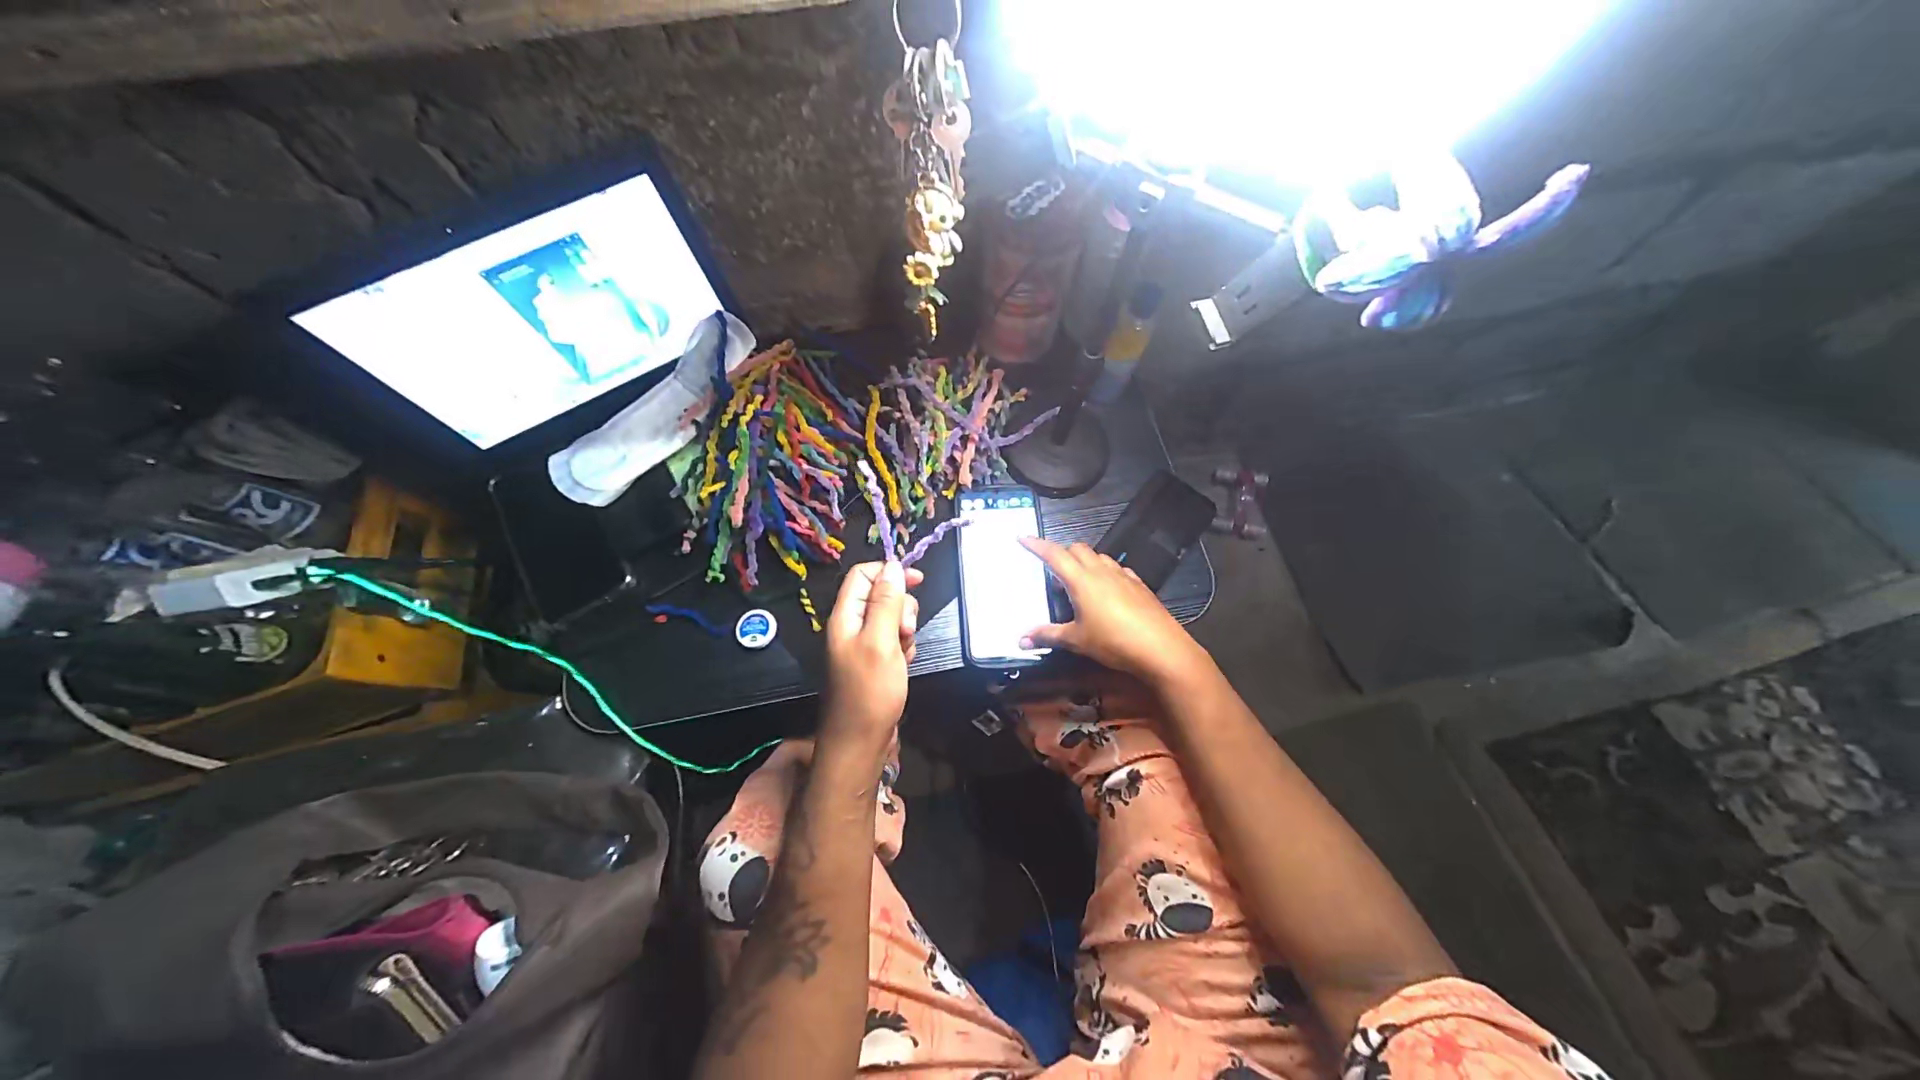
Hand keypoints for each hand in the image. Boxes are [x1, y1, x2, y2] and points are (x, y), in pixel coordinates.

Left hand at [820, 560, 922, 753]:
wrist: (860, 743)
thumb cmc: (869, 692)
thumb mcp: (881, 641)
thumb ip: (887, 602)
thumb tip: (893, 566)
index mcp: (845, 616)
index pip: (863, 575)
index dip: (889, 572)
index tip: (918, 581)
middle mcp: (851, 627)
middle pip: (881, 595)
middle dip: (902, 607)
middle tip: (906, 632)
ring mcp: (863, 645)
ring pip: (892, 619)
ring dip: (906, 629)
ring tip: (905, 653)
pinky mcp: (875, 662)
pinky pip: (895, 641)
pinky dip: (905, 647)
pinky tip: (905, 664)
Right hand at [1018, 537, 1210, 687]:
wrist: (1160, 647)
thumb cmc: (1114, 641)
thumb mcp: (1076, 641)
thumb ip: (1048, 636)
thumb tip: (1022, 640)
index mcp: (1081, 580)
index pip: (1053, 554)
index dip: (1036, 545)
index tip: (1024, 538)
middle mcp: (1101, 571)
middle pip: (1077, 549)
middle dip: (1061, 552)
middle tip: (1051, 568)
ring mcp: (1122, 576)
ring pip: (1098, 556)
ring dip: (1084, 561)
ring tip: (1077, 580)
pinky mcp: (1138, 585)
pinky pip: (1117, 569)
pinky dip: (1105, 572)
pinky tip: (1106, 589)